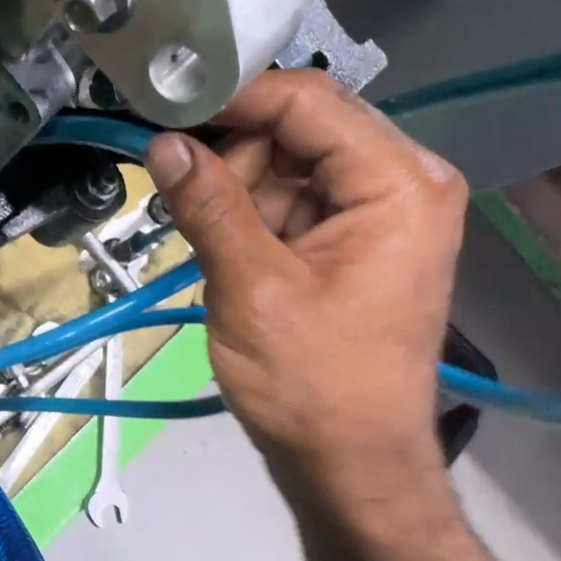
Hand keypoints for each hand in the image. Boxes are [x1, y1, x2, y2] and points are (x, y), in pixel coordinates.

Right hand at [146, 70, 467, 488]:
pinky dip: (246, 224)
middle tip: (187, 209)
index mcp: (397, 183)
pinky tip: (226, 262)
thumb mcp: (250, 287)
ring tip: (211, 255)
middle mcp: (398, 184)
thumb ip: (208, 206)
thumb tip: (163, 142)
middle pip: (297, 132)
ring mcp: (375, 216)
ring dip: (234, 199)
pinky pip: (287, 208)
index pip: (309, 102)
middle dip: (233, 161)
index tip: (162, 114)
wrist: (346, 460)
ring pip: (284, 170)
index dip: (233, 100)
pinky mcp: (348, 246)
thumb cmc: (310, 379)